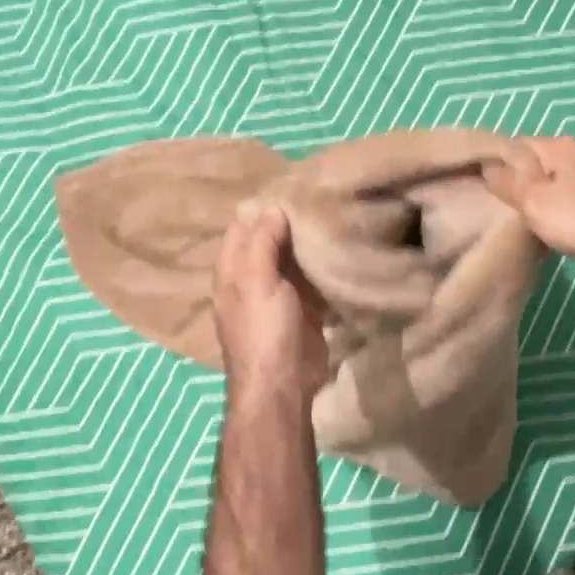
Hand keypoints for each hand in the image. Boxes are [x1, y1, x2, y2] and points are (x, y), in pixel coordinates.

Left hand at [213, 201, 329, 406]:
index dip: (264, 208)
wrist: (283, 386)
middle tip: (322, 199)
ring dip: (309, 246)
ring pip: (293, 261)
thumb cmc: (264, 332)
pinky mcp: (303, 312)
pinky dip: (323, 270)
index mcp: (232, 272)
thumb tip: (273, 208)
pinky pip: (312, 283)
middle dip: (290, 224)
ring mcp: (278, 298)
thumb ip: (262, 244)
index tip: (295, 188)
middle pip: (270, 242)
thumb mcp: (256, 282)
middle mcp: (252, 281)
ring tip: (336, 218)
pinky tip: (342, 253)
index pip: (243, 227)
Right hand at [482, 136, 574, 270]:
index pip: (514, 145)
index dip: (496, 165)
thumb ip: (507, 182)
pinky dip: (559, 207)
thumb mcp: (533, 201)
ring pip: (554, 180)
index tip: (483, 190)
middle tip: (502, 209)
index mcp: (558, 146)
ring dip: (539, 197)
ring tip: (524, 219)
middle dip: (518, 183)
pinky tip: (554, 225)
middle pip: (535, 163)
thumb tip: (487, 166)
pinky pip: (570, 195)